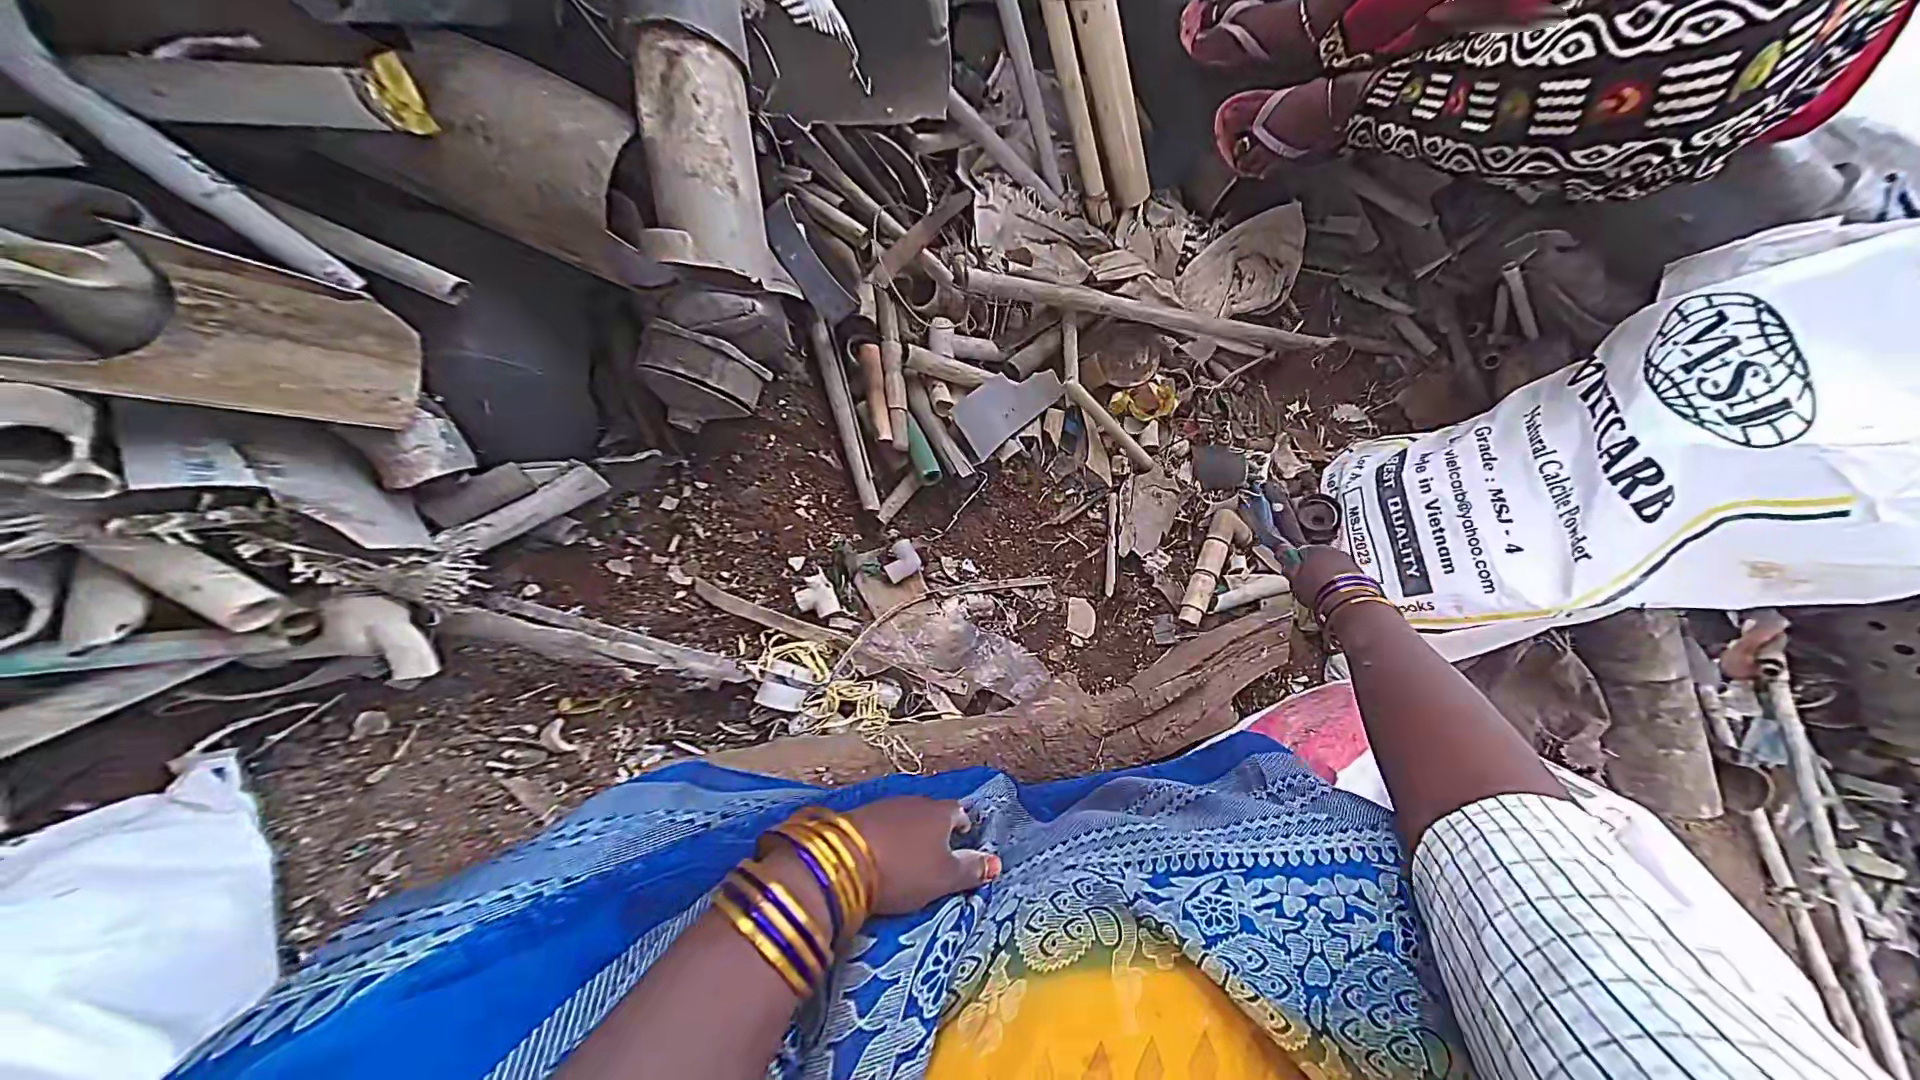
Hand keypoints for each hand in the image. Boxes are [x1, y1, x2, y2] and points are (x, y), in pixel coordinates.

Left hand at [843, 796, 999, 915]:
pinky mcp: (861, 815)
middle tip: (939, 850)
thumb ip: (972, 870)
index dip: (964, 826)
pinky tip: (885, 851)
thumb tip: (998, 862)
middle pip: (932, 812)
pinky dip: (889, 835)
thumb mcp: (945, 878)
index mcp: (941, 812)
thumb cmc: (905, 870)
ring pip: (907, 816)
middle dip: (937, 828)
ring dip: (912, 831)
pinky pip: (884, 823)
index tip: (965, 839)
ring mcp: (886, 805)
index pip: (960, 813)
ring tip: (911, 853)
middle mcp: (916, 801)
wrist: (845, 859)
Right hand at [1278, 544, 1364, 607]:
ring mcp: (1347, 562)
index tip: (1292, 573)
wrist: (1348, 602)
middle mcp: (1332, 551)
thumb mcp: (1294, 577)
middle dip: (1311, 568)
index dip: (1294, 563)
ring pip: (1331, 565)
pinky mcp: (1359, 574)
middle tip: (1304, 584)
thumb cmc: (1319, 589)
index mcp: (1313, 548)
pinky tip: (1332, 593)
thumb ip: (1286, 561)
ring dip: (1325, 575)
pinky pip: (1343, 575)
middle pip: (1317, 557)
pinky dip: (1337, 581)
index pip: (1299, 551)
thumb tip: (1281, 550)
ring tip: (1318, 592)